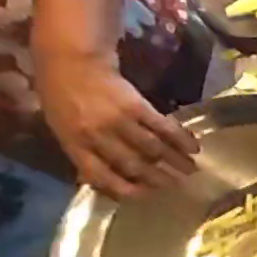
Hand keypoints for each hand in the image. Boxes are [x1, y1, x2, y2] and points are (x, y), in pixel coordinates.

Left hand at [36, 53, 197, 197]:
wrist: (71, 62)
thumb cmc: (63, 95)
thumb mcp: (62, 126)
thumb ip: (84, 150)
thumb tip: (110, 175)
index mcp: (73, 143)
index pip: (100, 174)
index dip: (126, 188)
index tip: (147, 194)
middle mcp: (96, 135)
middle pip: (133, 164)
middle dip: (158, 177)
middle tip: (178, 184)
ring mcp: (117, 121)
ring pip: (153, 148)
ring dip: (176, 161)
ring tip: (192, 168)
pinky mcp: (137, 107)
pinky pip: (164, 128)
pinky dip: (181, 139)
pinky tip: (194, 146)